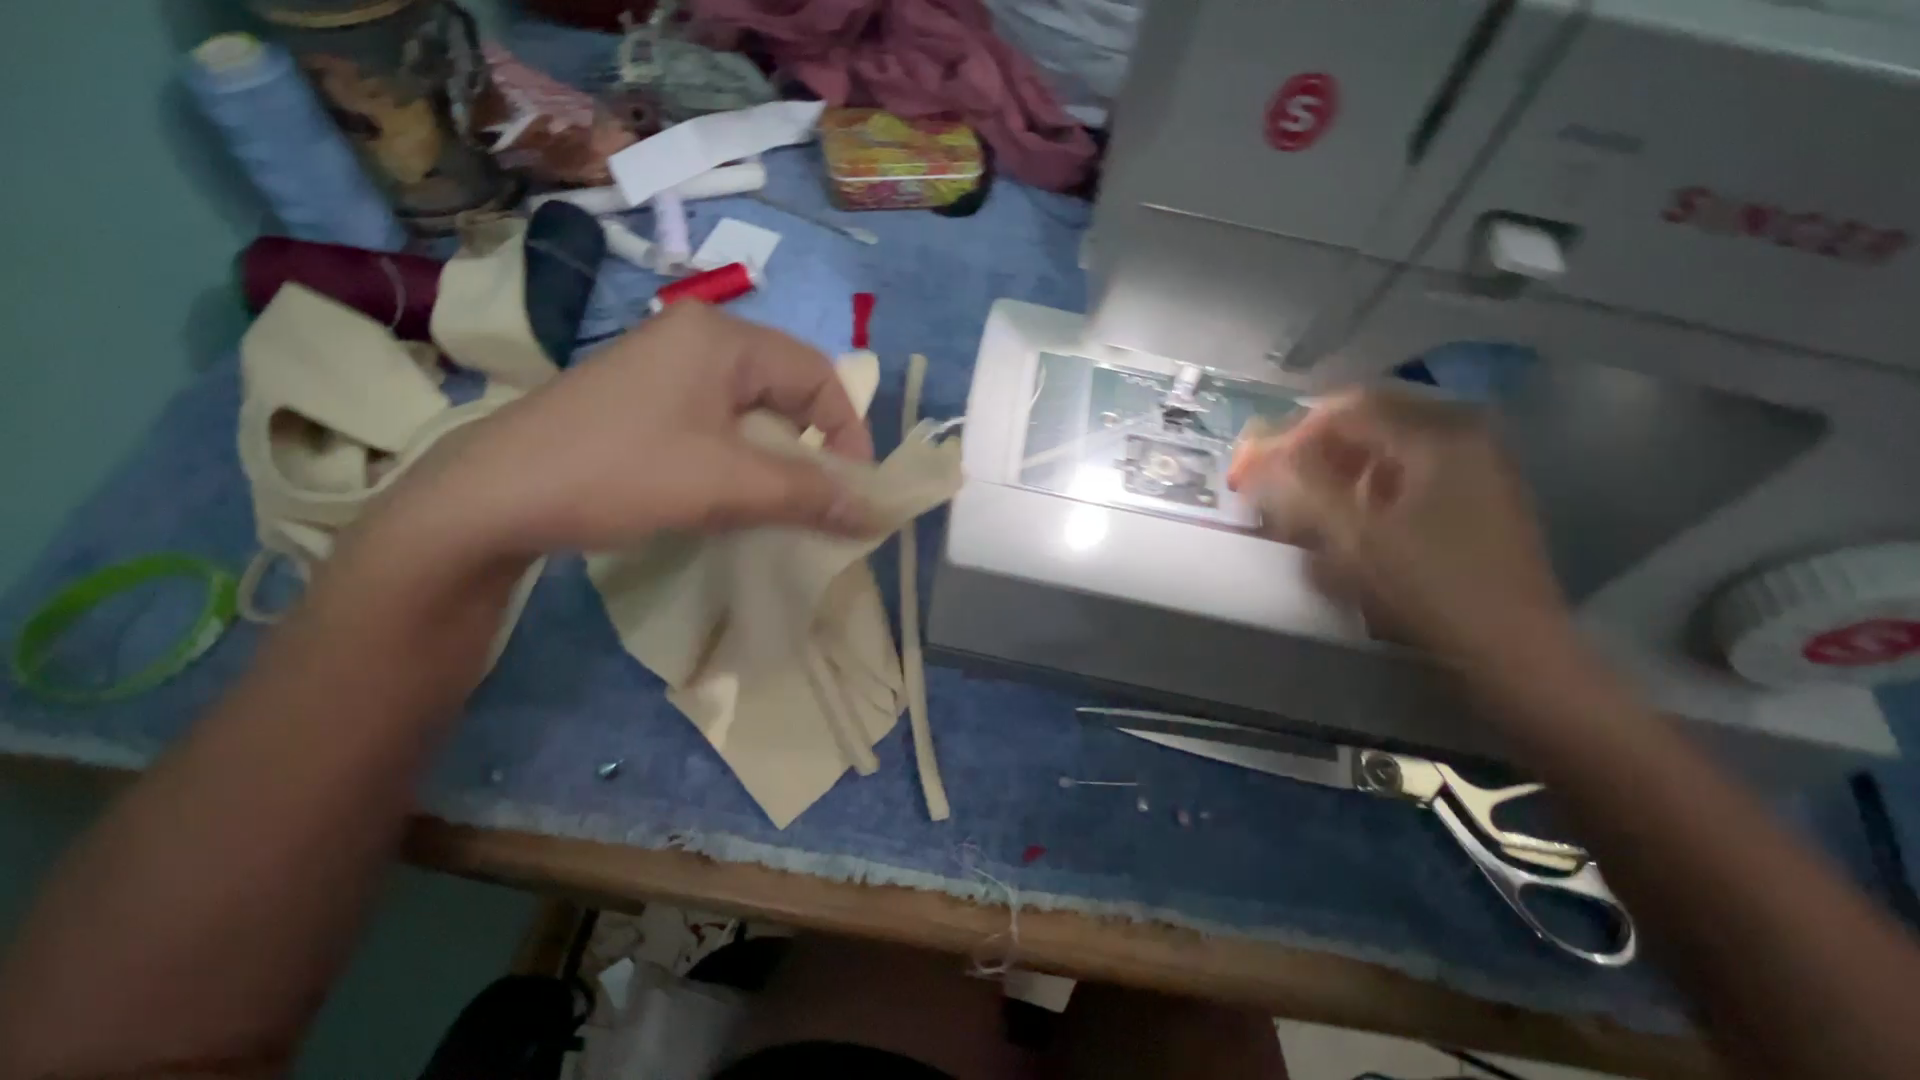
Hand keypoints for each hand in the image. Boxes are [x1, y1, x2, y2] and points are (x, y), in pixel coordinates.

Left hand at [373, 303, 876, 565]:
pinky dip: (738, 457)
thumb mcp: (726, 486)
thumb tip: (877, 510)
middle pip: (787, 387)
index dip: (847, 433)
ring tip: (781, 504)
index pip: (818, 374)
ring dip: (776, 457)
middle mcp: (697, 336)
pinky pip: (715, 420)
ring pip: (751, 408)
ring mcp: (663, 364)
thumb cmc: (620, 474)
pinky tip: (730, 493)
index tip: (854, 492)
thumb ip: (808, 494)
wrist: (493, 495)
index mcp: (722, 337)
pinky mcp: (642, 397)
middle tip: (821, 501)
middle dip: (813, 447)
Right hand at [1228, 387, 1568, 660]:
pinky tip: (1355, 521)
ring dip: (1341, 469)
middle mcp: (1464, 434)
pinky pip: (1413, 473)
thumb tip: (1257, 454)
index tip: (1253, 471)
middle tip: (1276, 483)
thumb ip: (1300, 487)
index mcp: (1438, 434)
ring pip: (1391, 448)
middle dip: (1315, 450)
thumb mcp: (1354, 538)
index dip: (1290, 435)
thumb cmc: (1430, 589)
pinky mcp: (1482, 498)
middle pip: (1370, 422)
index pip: (1346, 410)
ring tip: (1309, 507)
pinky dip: (1373, 487)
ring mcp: (1480, 465)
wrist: (1515, 652)